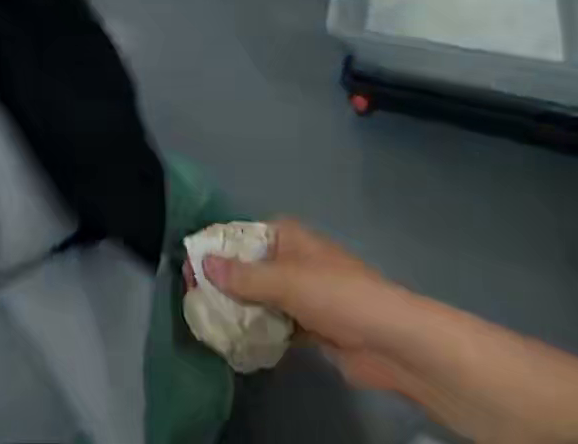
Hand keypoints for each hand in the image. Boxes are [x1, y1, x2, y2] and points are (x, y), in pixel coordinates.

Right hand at [185, 220, 417, 392]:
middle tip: (192, 299)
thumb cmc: (336, 295)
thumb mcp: (286, 281)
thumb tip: (202, 262)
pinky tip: (234, 341)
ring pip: (259, 297)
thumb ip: (242, 275)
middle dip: (222, 283)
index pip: (241, 236)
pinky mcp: (309, 323)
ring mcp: (301, 292)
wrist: (389, 340)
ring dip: (238, 309)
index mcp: (288, 236)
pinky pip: (273, 322)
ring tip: (206, 322)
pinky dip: (257, 330)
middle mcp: (292, 258)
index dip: (214, 250)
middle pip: (248, 267)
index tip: (187, 268)